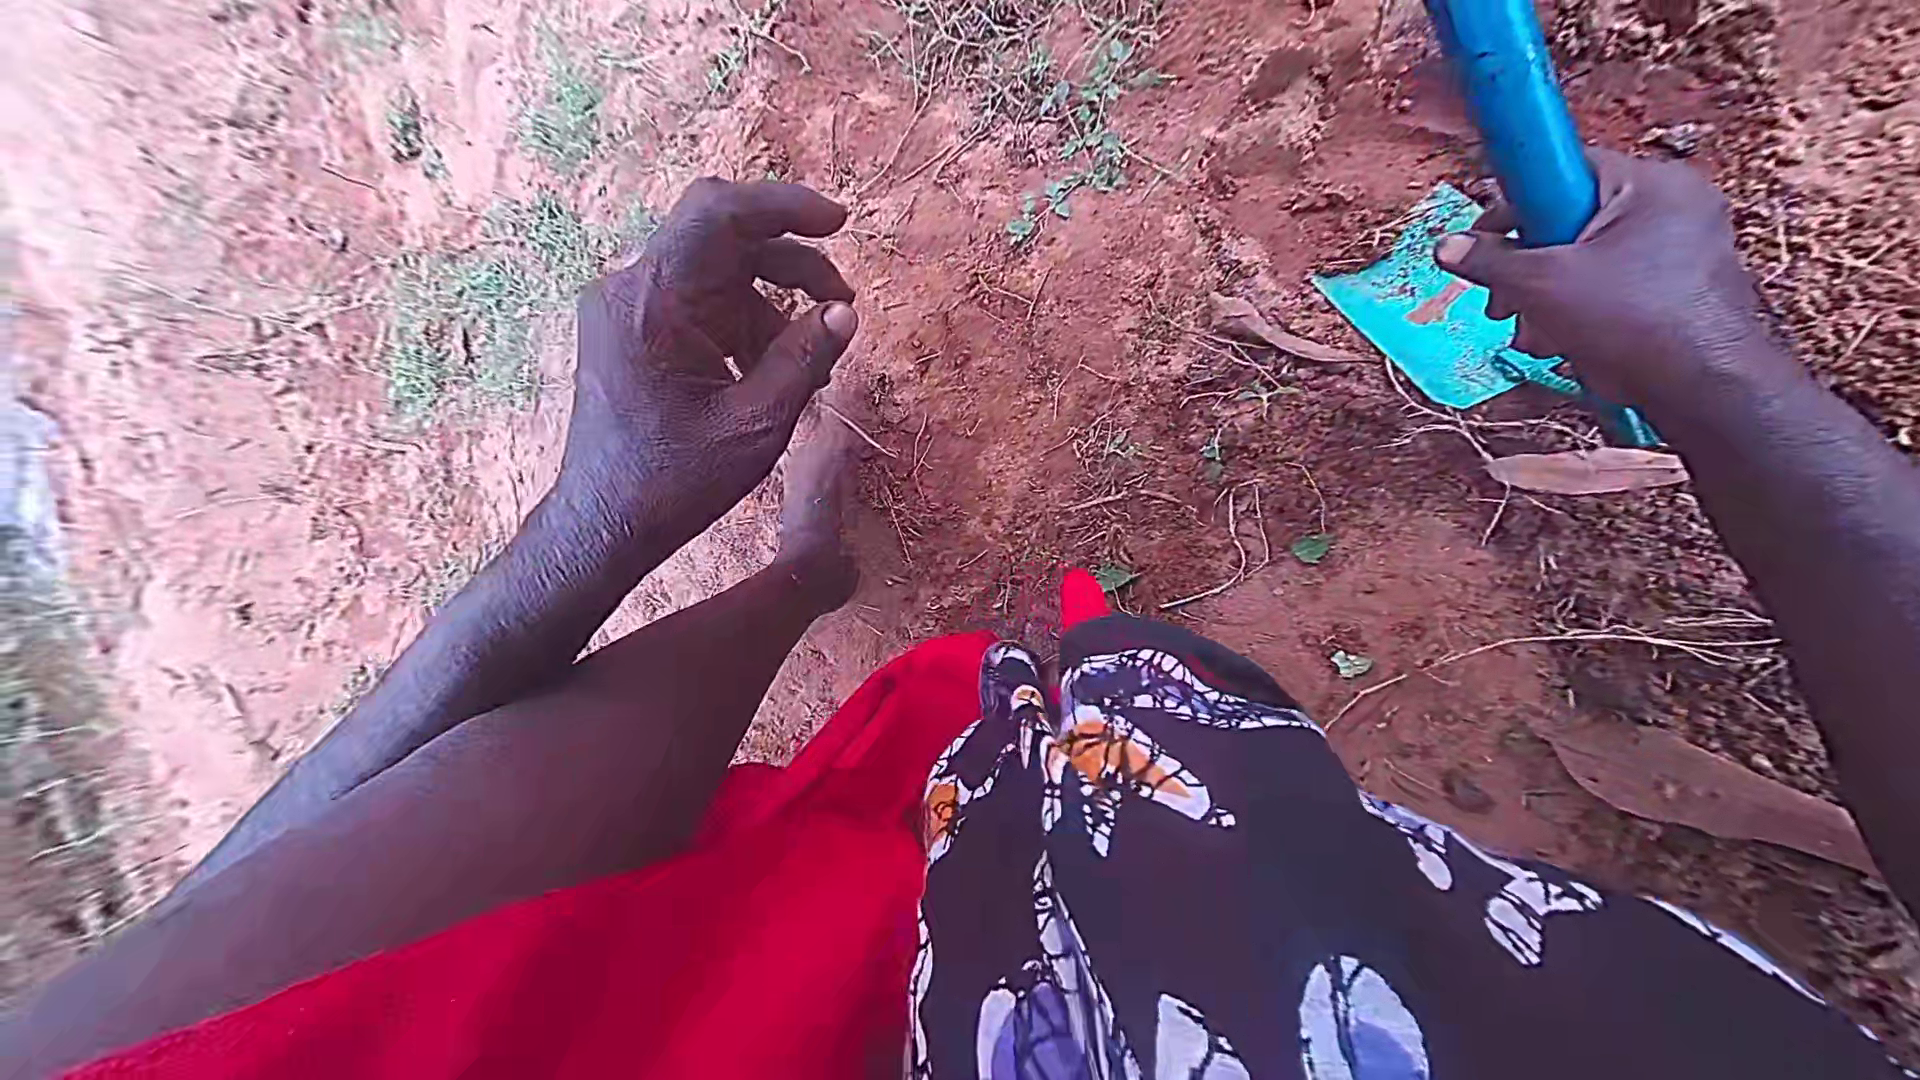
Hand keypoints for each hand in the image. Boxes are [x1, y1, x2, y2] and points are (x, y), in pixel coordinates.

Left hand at [559, 179, 858, 553]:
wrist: (609, 522)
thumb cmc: (678, 481)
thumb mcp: (758, 424)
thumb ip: (805, 361)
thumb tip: (844, 314)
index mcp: (655, 302)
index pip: (719, 213)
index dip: (785, 206)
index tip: (839, 222)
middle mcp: (633, 290)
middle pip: (725, 244)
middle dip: (792, 267)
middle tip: (841, 307)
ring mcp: (630, 311)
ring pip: (719, 279)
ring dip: (773, 308)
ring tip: (812, 362)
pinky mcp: (636, 334)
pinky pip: (703, 310)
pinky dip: (746, 330)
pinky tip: (774, 371)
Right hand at [1434, 148, 1773, 407]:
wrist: (1692, 379)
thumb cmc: (1625, 315)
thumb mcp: (1539, 282)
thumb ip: (1487, 260)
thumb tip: (1445, 245)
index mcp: (1650, 186)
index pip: (1566, 169)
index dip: (1514, 203)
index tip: (1480, 239)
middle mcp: (1666, 206)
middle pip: (1563, 221)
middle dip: (1520, 266)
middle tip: (1500, 298)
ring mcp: (1668, 246)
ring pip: (1571, 260)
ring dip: (1534, 297)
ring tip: (1531, 325)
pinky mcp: (1660, 284)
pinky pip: (1592, 284)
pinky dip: (1563, 309)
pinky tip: (1556, 336)